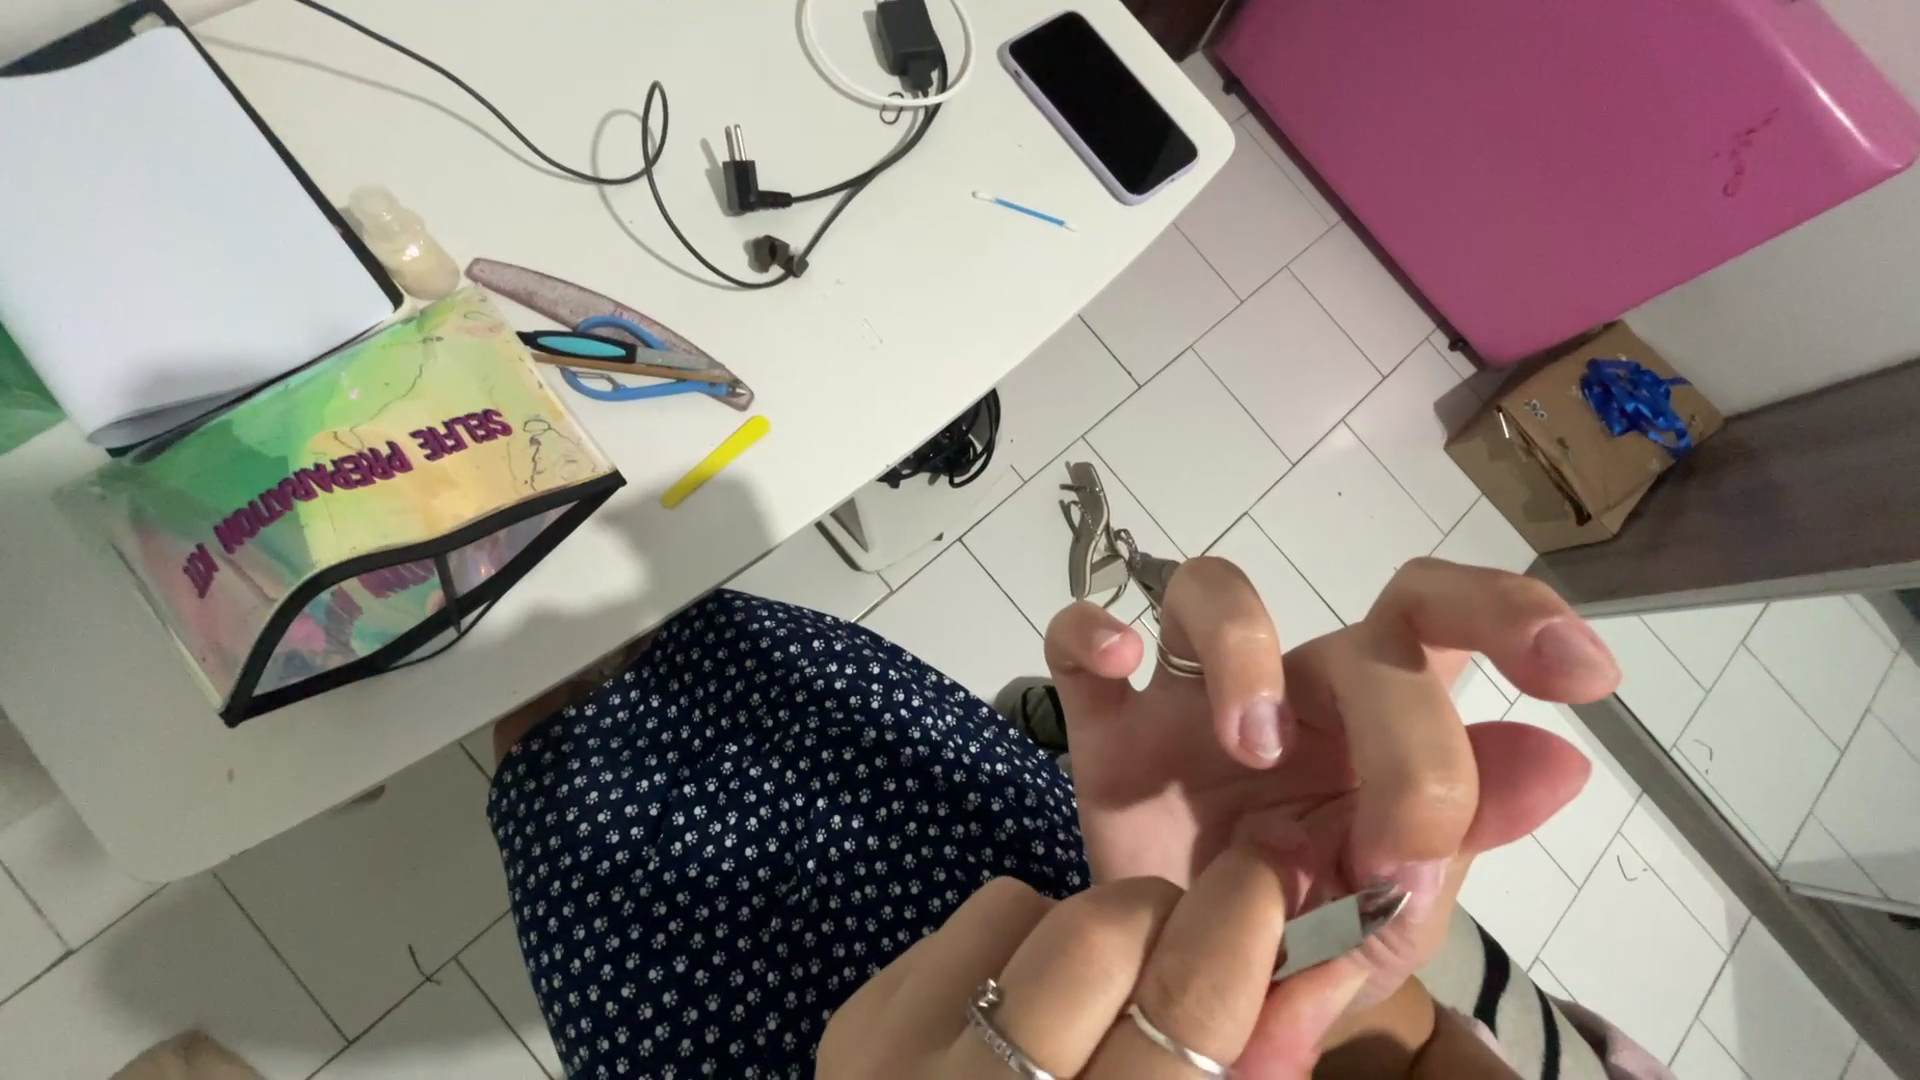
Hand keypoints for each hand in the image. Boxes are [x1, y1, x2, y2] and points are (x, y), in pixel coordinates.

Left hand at [818, 844, 1374, 1078]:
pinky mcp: (859, 1016)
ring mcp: (897, 1049)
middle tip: (1179, 936)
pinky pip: (966, 923)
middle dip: (1159, 909)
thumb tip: (1298, 959)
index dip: (1240, 914)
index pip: (1180, 1000)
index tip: (1269, 863)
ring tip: (1083, 995)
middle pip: (1094, 929)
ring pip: (1022, 902)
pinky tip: (1013, 1007)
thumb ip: (1247, 1069)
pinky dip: (1012, 942)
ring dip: (1077, 928)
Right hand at [1043, 557, 1619, 1059]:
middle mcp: (1286, 687)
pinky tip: (1114, 659)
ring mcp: (1183, 696)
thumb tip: (1561, 760)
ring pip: (1208, 589)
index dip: (1511, 616)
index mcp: (1371, 726)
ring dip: (1243, 651)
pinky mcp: (1104, 722)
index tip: (1577, 676)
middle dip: (1404, 724)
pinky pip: (1075, 640)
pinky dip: (1089, 631)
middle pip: (1357, 630)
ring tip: (1250, 747)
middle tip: (1396, 839)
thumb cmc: (1294, 937)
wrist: (1178, 986)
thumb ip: (1461, 835)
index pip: (1443, 625)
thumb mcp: (1389, 907)